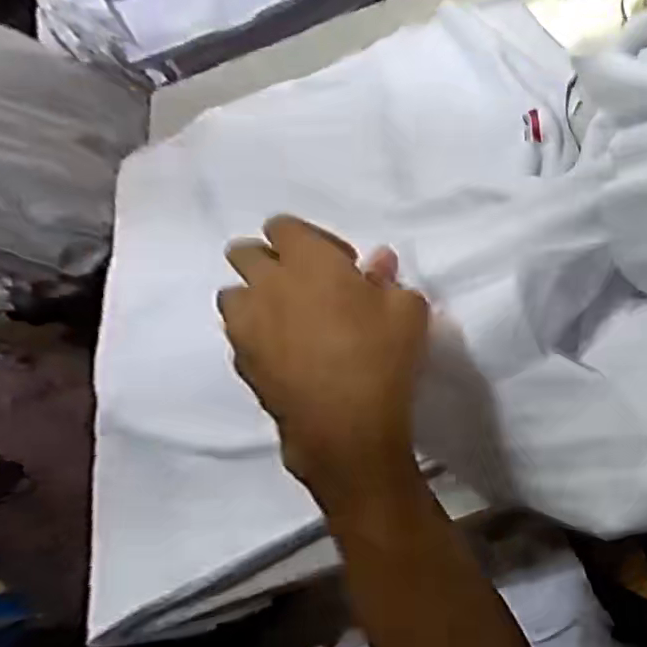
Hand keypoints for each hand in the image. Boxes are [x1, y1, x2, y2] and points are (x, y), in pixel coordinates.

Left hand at [219, 215, 428, 498]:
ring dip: (261, 297)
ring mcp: (245, 322)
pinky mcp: (239, 357)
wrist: (345, 420)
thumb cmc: (384, 354)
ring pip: (236, 292)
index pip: (284, 226)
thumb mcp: (409, 310)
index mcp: (308, 262)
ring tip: (296, 320)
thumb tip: (375, 263)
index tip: (343, 264)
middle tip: (313, 287)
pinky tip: (295, 352)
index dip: (312, 240)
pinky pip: (241, 331)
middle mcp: (266, 283)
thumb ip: (389, 280)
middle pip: (246, 252)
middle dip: (274, 261)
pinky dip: (261, 332)